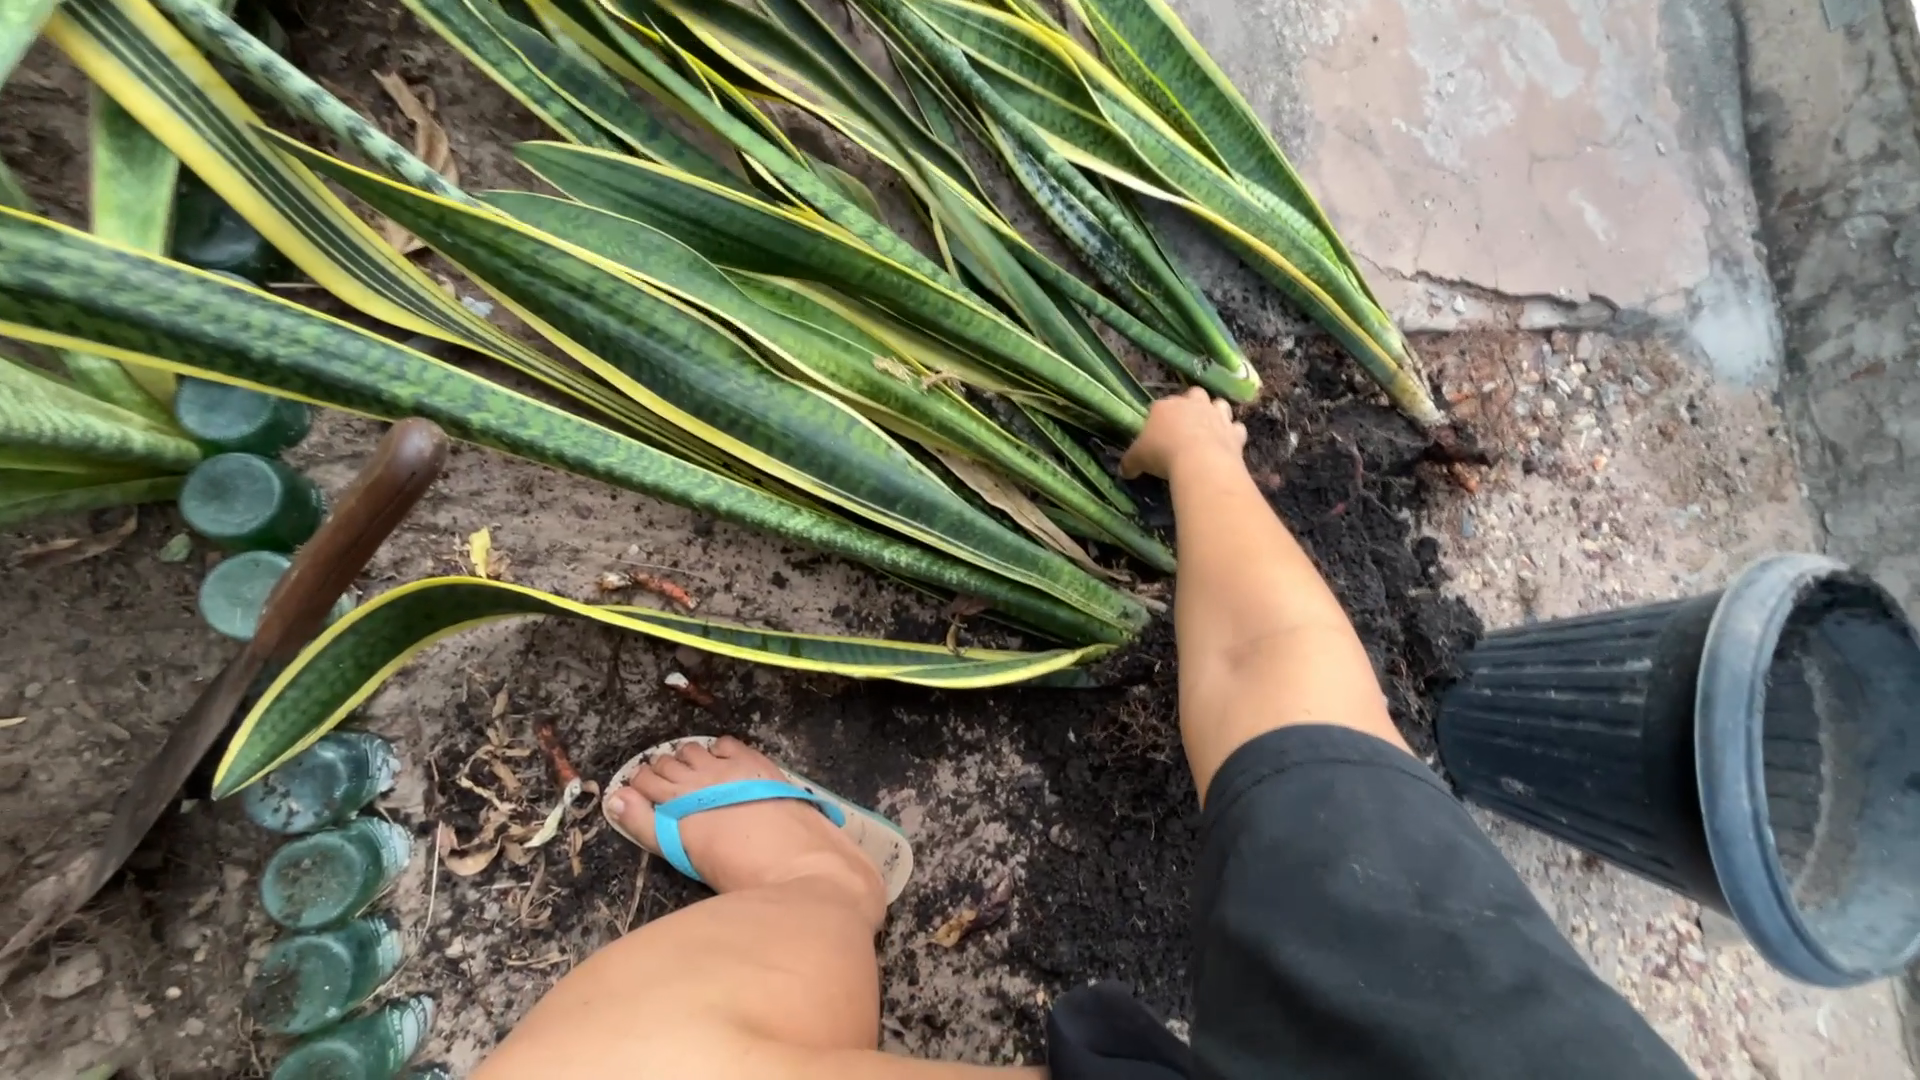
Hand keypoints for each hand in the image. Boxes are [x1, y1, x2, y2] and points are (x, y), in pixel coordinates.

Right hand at [1120, 387, 1248, 479]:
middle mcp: (1192, 404)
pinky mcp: (1234, 431)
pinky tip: (1228, 443)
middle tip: (1186, 423)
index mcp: (1165, 407)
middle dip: (1191, 404)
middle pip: (1194, 394)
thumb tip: (1124, 470)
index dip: (1158, 417)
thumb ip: (1130, 462)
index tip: (1156, 432)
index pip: (1159, 406)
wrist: (1200, 461)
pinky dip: (1233, 434)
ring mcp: (1216, 415)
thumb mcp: (1137, 459)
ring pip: (1219, 404)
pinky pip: (1237, 428)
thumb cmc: (1162, 454)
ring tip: (1209, 428)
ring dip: (1215, 413)